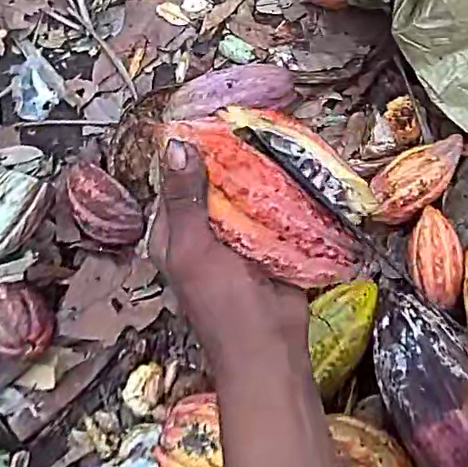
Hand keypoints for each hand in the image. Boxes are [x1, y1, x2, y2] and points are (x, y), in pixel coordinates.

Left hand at [149, 138, 307, 368]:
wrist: (272, 349)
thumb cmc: (224, 307)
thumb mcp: (195, 250)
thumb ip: (186, 200)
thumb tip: (176, 146)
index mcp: (174, 231)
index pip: (178, 176)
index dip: (194, 147)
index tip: (216, 117)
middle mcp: (204, 227)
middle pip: (216, 178)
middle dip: (234, 153)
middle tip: (254, 119)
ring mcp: (237, 232)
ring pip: (245, 188)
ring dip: (260, 167)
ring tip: (275, 133)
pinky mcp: (268, 237)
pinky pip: (271, 203)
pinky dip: (280, 187)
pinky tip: (292, 164)